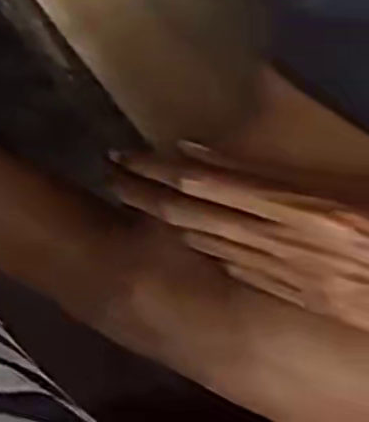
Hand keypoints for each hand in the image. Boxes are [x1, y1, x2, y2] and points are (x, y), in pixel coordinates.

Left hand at [116, 143, 368, 331]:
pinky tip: (182, 235)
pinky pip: (237, 269)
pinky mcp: (313, 302)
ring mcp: (301, 277)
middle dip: (134, 189)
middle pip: (184, 211)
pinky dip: (202, 247)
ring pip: (201, 240)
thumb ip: (262, 171)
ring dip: (158, 218)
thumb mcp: (344, 189)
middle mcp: (292, 242)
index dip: (148, 166)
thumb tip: (188, 147)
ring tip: (127, 195)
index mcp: (305, 210)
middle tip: (106, 171)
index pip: (197, 181)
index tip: (117, 154)